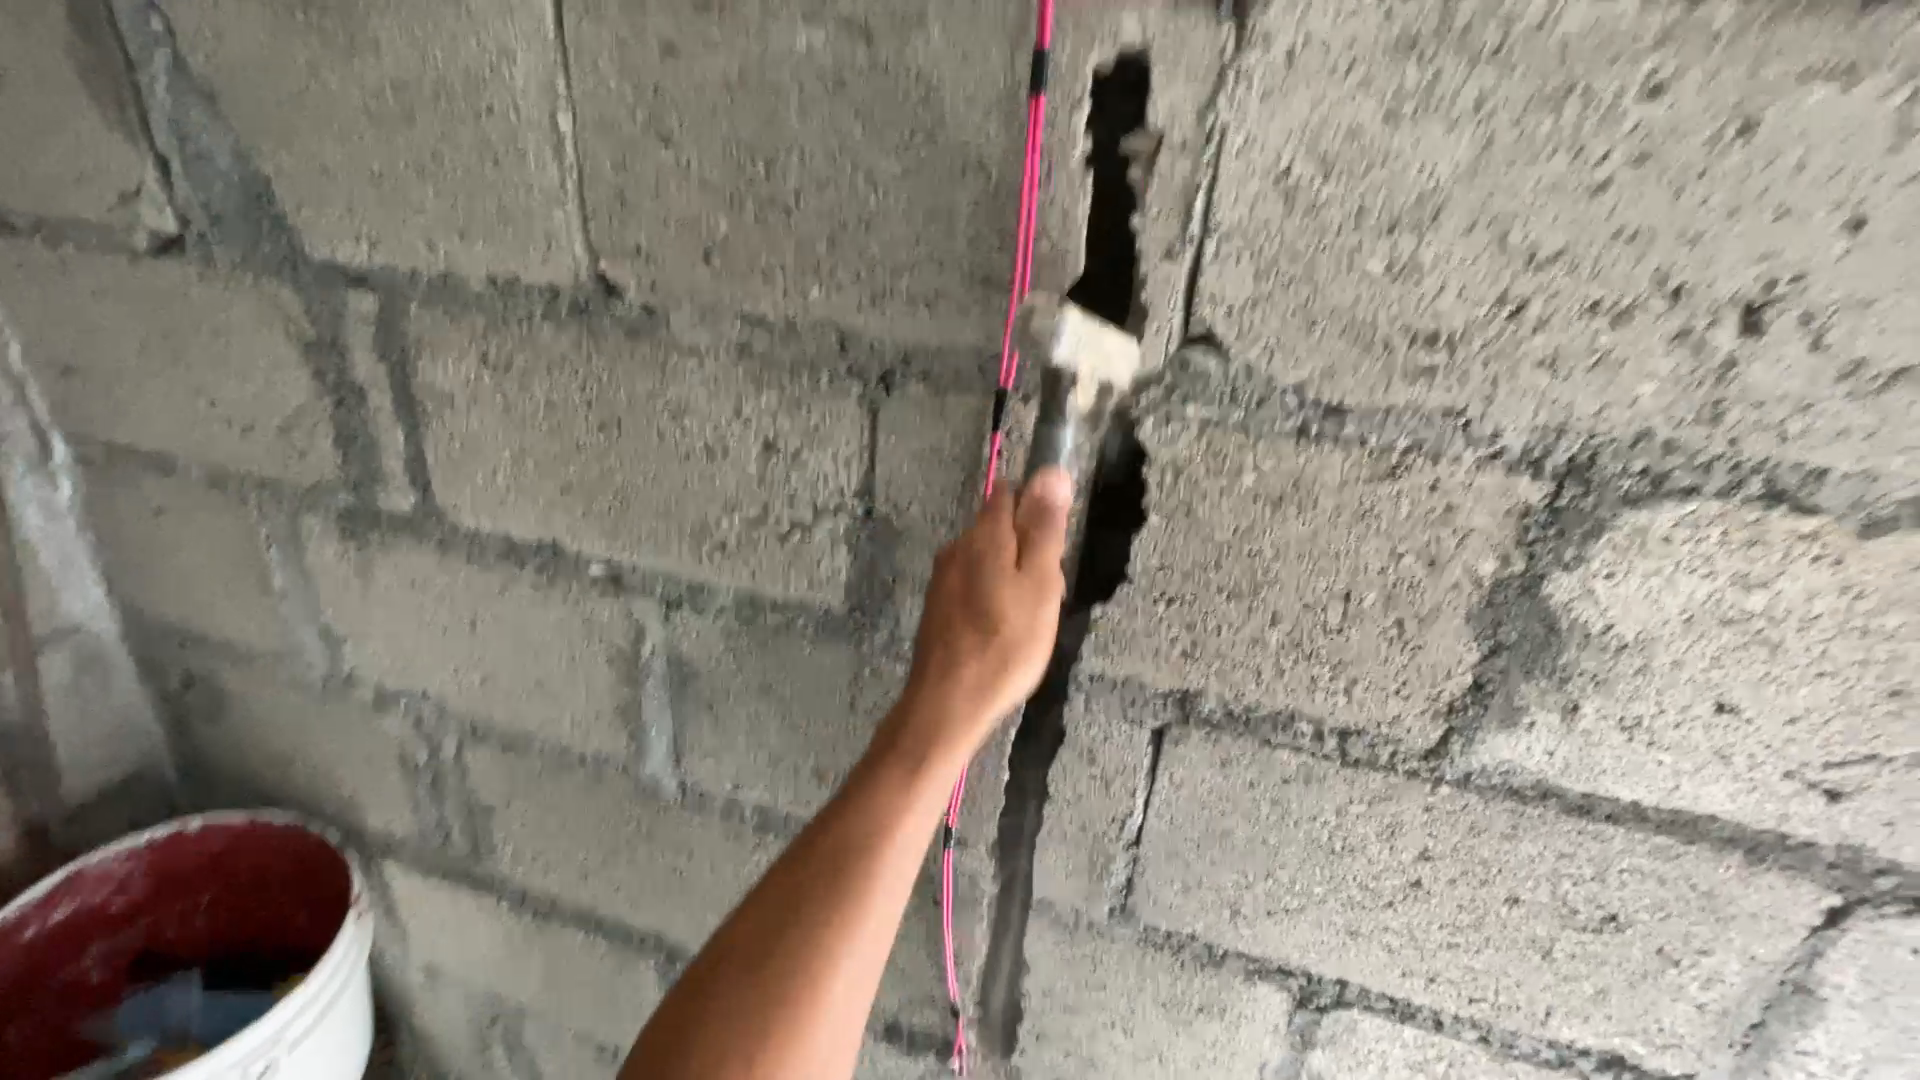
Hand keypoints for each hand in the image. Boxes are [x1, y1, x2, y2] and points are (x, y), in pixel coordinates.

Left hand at [893, 467, 1072, 761]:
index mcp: (983, 535)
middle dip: (1025, 546)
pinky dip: (991, 596)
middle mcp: (956, 547)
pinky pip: (972, 585)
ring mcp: (942, 579)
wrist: (949, 701)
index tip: (1056, 540)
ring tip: (1029, 615)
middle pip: (997, 527)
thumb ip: (1044, 527)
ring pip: (985, 559)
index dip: (1036, 506)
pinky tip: (1003, 628)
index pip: (1008, 493)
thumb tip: (1052, 471)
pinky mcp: (937, 607)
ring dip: (1009, 574)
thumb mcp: (1039, 583)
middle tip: (1048, 589)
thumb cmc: (1005, 643)